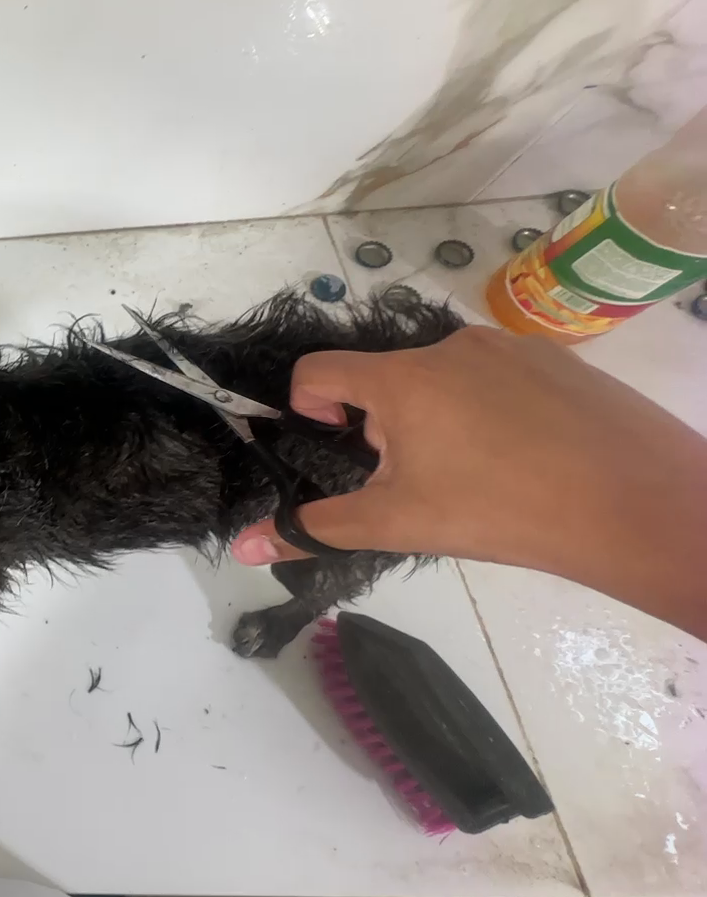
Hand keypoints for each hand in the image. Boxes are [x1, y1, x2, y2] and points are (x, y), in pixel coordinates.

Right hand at [229, 326, 706, 625]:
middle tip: (414, 471)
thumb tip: (243, 548)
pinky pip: (488, 372)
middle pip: (377, 376)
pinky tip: (518, 449)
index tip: (341, 444)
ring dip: (429, 411)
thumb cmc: (503, 511)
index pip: (315, 370)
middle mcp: (448, 348)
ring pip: (434, 374)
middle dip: (378, 421)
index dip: (307, 405)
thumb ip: (311, 529)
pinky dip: (482, 404)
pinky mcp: (560, 358)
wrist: (653, 511)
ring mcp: (510, 348)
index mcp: (400, 380)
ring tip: (469, 463)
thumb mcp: (393, 523)